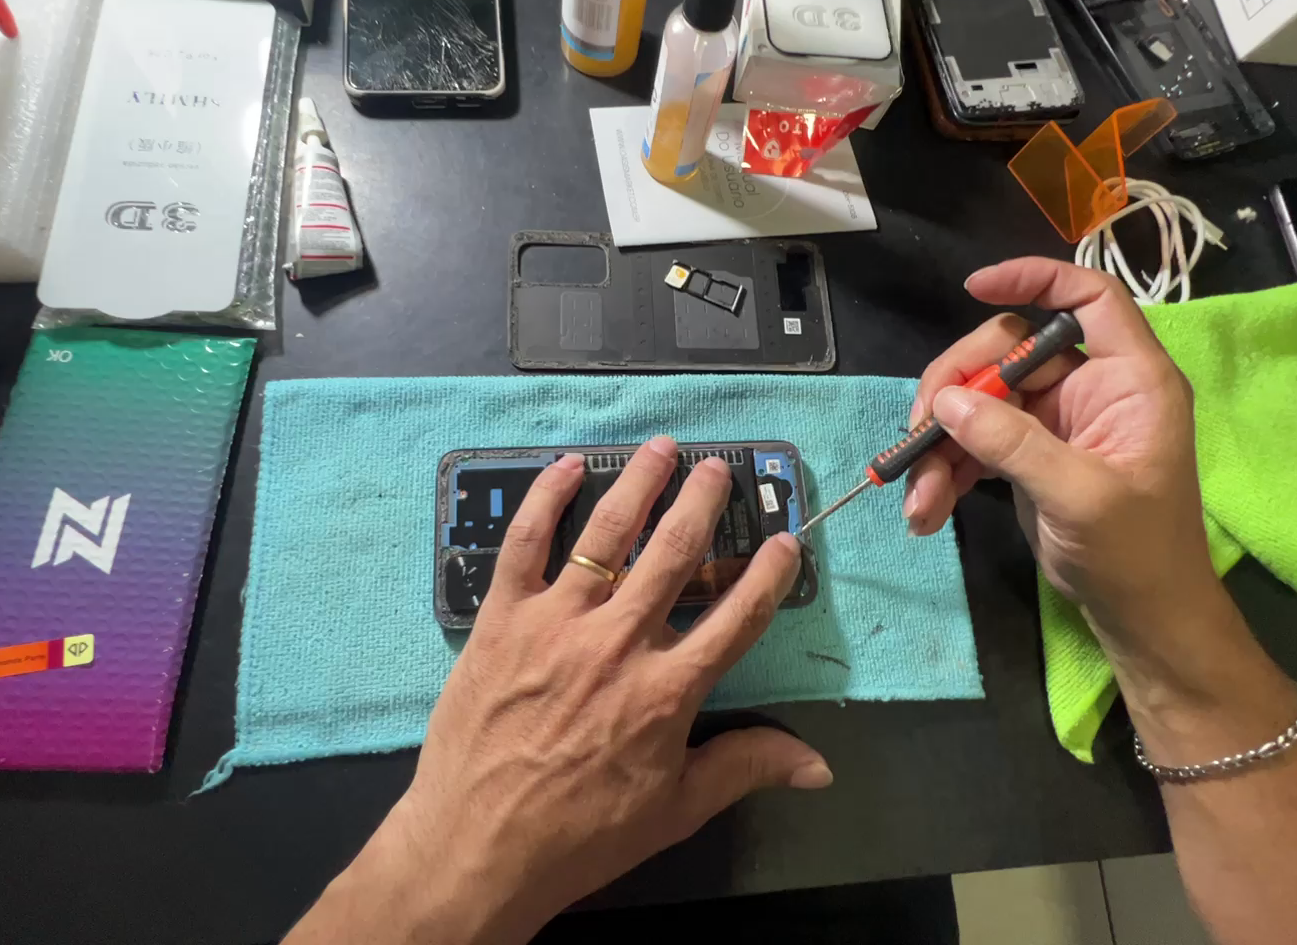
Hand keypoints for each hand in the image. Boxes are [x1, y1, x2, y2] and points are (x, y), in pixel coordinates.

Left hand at [290, 437, 829, 944]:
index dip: (768, 575)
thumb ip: (746, 768)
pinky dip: (546, 499)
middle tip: (719, 467)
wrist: (476, 849)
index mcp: (667, 689)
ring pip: (607, 534)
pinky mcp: (503, 616)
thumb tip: (820, 764)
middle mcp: (618, 641)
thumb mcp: (675, 809)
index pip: (737, 617)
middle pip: (674, 553)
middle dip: (703, 502)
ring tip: (662, 448)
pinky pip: (525, 544)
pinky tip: (566, 466)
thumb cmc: (582, 833)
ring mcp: (556, 622)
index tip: (785, 540)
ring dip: (640, 484)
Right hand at [902, 258, 1214, 649]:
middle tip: (919, 434)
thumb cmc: (1135, 552)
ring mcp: (1048, 421)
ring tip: (917, 500)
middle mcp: (1084, 388)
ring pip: (974, 402)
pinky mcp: (1020, 453)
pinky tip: (926, 511)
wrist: (1136, 613)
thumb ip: (1015, 443)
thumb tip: (946, 402)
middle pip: (1003, 352)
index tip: (974, 288)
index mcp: (1125, 379)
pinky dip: (941, 472)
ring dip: (936, 448)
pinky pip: (968, 442)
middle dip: (953, 392)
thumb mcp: (1081, 497)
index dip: (1035, 279)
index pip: (1087, 298)